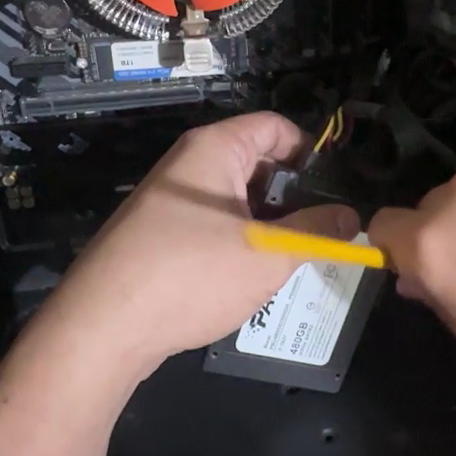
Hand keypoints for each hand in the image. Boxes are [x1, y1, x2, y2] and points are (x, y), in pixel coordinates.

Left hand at [42, 112, 358, 378]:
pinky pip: (213, 224)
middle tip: (324, 229)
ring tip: (295, 257)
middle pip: (257, 162)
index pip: (276, 127)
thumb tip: (354, 219)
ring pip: (237, 198)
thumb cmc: (190, 275)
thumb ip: (317, 231)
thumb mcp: (268, 252)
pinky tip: (252, 276)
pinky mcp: (160, 235)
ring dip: (269, 223)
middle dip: (294, 194)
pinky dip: (239, 241)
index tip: (337, 189)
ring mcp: (171, 200)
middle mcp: (189, 164)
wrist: (102, 329)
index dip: (311, 152)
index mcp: (214, 149)